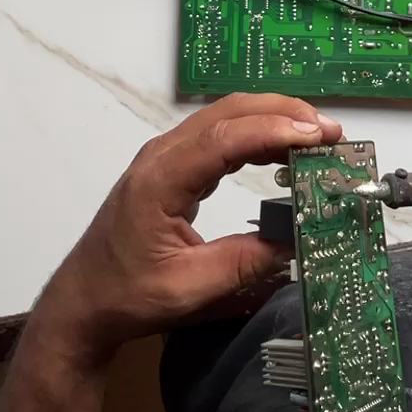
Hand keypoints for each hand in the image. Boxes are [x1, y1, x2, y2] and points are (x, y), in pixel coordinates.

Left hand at [29, 93, 341, 366]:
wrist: (83, 300)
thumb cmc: (125, 295)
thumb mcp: (188, 288)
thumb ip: (243, 264)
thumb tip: (295, 241)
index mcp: (160, 178)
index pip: (224, 138)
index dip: (273, 131)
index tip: (316, 136)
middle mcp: (164, 153)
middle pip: (229, 112)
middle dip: (283, 113)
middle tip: (328, 131)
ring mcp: (168, 154)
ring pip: (227, 116)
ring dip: (273, 119)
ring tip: (316, 137)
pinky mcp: (176, 163)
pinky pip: (222, 134)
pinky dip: (257, 134)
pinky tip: (283, 150)